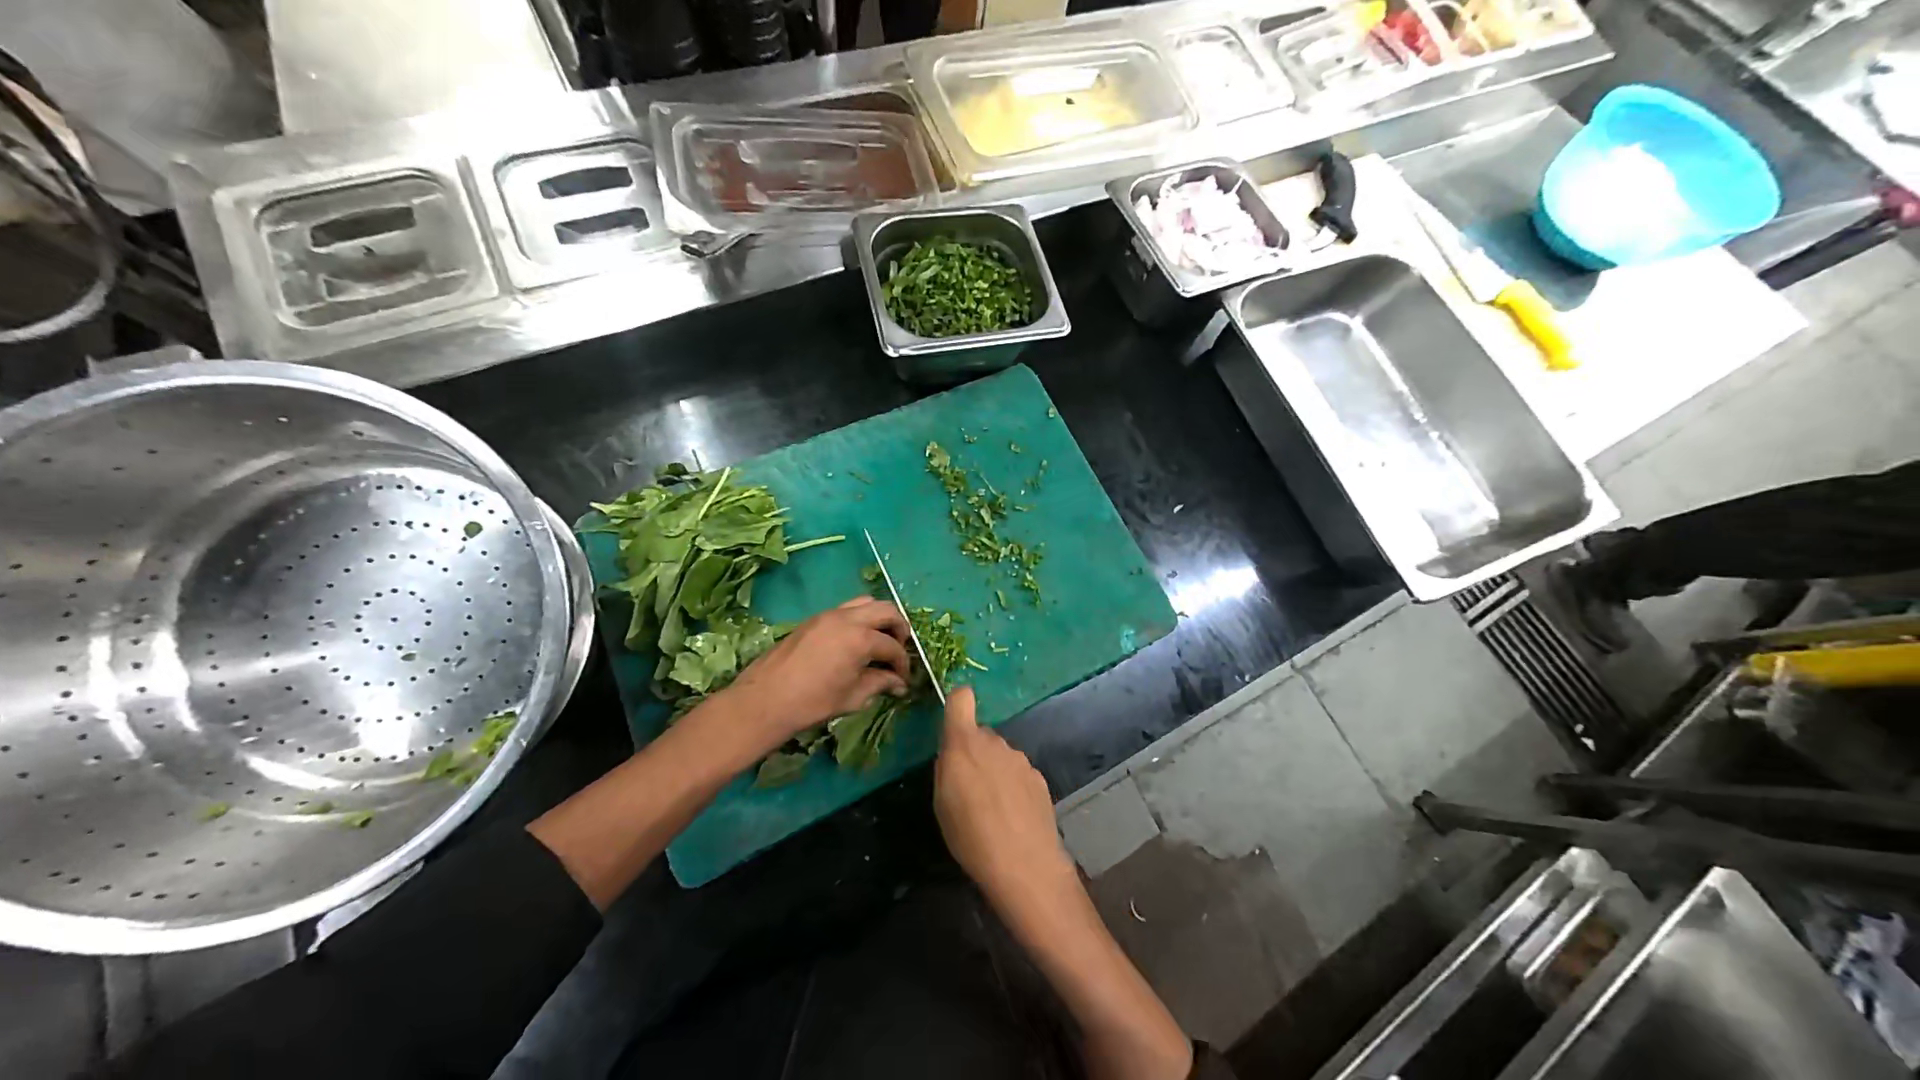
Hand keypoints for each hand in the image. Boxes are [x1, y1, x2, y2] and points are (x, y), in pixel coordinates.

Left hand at [721, 596, 910, 741]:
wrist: (766, 699)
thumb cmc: (813, 702)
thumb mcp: (853, 697)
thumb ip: (880, 684)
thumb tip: (899, 684)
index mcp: (861, 638)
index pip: (893, 647)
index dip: (903, 664)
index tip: (903, 679)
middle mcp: (848, 618)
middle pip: (886, 610)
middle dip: (899, 628)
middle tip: (899, 649)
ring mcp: (829, 615)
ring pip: (866, 603)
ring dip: (879, 618)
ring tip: (879, 641)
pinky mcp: (815, 619)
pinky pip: (846, 609)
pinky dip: (859, 618)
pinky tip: (856, 641)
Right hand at [934, 687, 1077, 916]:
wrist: (1024, 864)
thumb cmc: (970, 835)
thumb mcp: (941, 802)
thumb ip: (947, 767)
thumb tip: (955, 754)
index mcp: (964, 743)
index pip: (961, 698)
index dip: (956, 704)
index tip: (953, 722)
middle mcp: (994, 742)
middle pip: (980, 735)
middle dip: (973, 753)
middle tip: (967, 789)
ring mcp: (1020, 759)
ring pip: (1000, 755)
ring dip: (994, 771)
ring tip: (991, 810)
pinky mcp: (1038, 778)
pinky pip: (1017, 773)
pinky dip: (1012, 787)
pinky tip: (1012, 817)